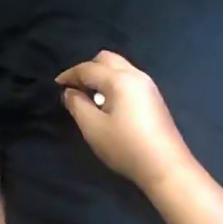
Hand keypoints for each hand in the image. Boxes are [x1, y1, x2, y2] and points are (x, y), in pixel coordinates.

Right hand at [56, 51, 200, 194]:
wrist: (165, 165)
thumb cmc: (126, 146)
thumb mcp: (94, 129)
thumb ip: (78, 105)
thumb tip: (70, 92)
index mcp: (120, 79)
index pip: (89, 68)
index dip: (70, 74)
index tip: (57, 84)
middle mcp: (135, 74)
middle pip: (107, 58)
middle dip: (88, 68)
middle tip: (75, 87)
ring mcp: (148, 84)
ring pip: (120, 66)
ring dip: (102, 74)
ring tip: (90, 96)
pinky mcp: (154, 96)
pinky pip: (129, 77)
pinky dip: (114, 81)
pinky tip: (109, 102)